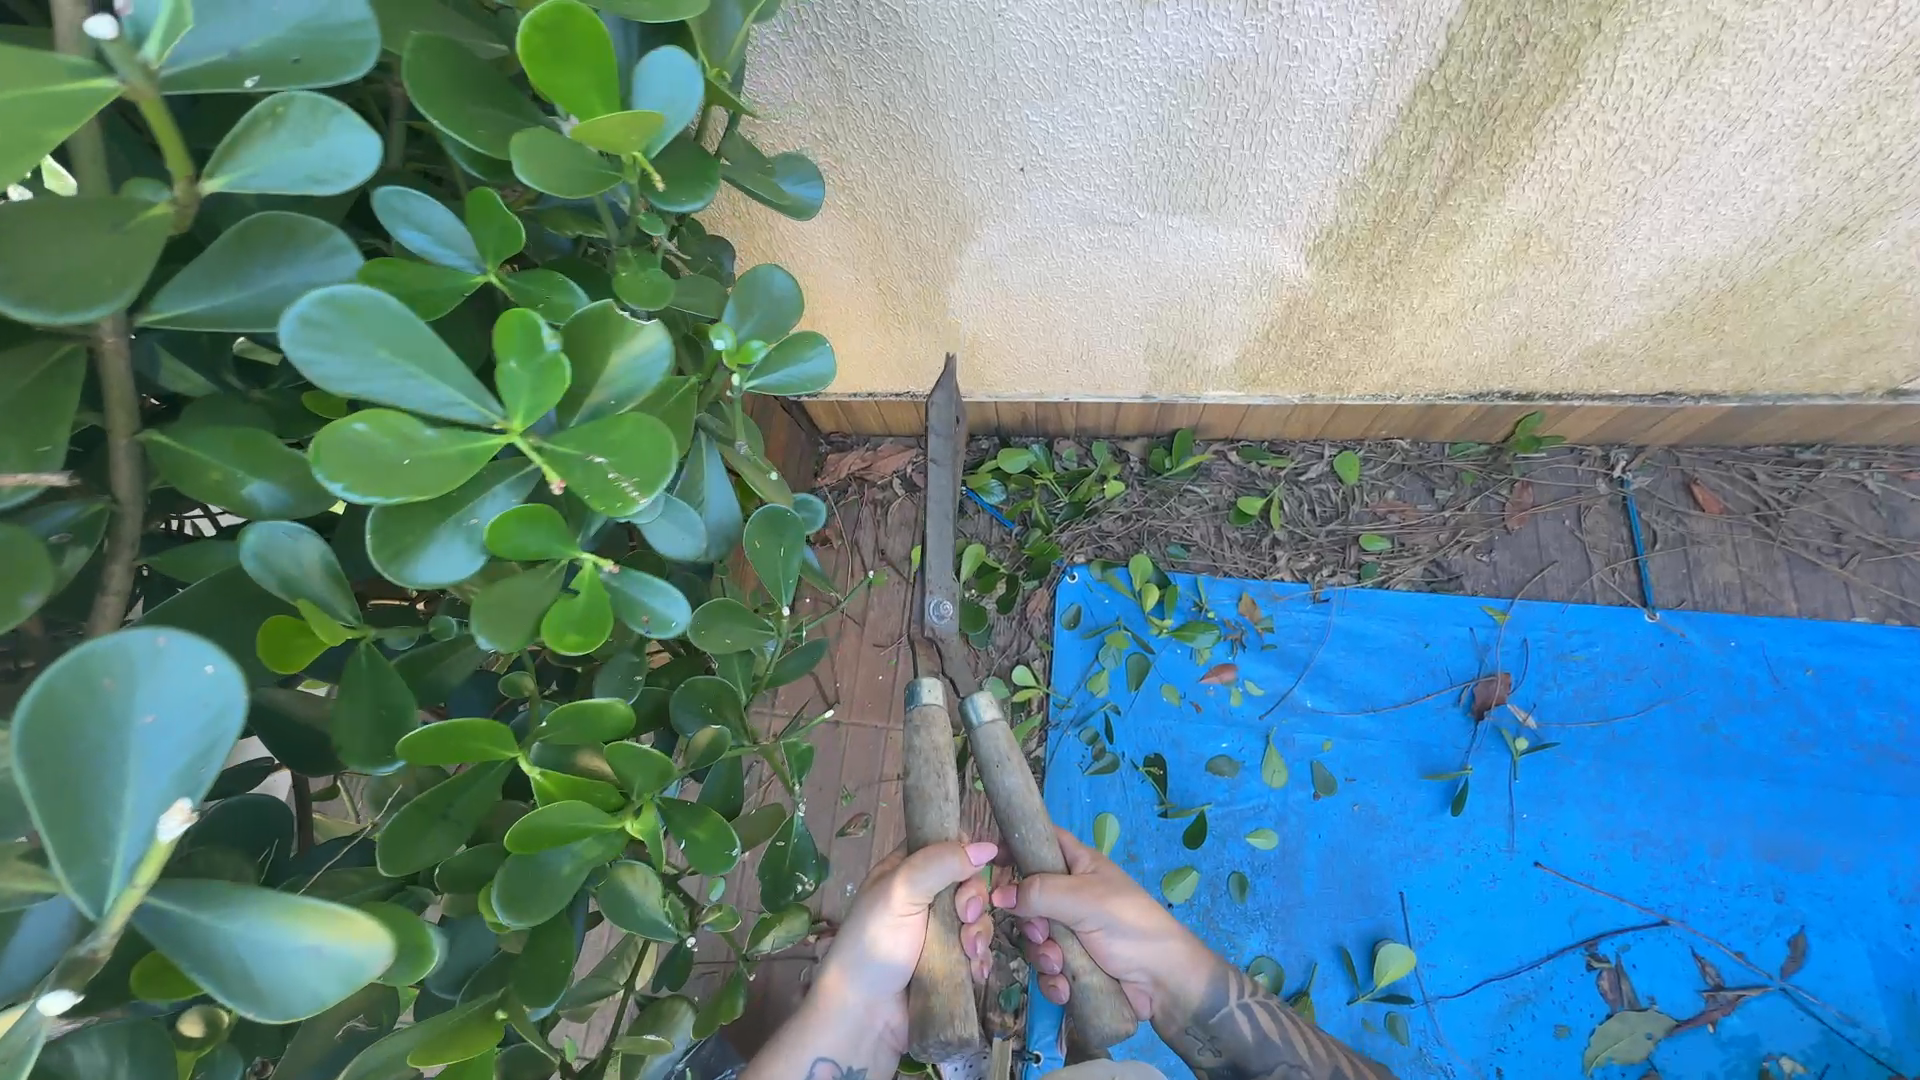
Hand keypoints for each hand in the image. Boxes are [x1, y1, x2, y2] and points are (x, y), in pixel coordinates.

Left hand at [810, 841, 998, 1034]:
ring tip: (968, 952)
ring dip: (979, 932)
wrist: (865, 1017)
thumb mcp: (901, 891)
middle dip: (973, 899)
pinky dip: (980, 957)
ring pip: (976, 917)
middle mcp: (922, 897)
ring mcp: (936, 932)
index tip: (969, 869)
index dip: (964, 853)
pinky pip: (978, 949)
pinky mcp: (949, 964)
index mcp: (904, 870)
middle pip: (967, 882)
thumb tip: (989, 847)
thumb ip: (942, 863)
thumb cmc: (875, 943)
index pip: (944, 845)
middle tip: (964, 917)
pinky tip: (975, 970)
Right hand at [991, 827, 1215, 1021]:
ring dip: (1043, 954)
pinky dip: (1053, 978)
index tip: (991, 862)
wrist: (1163, 981)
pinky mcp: (1076, 963)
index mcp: (1078, 864)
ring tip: (1061, 963)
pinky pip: (1048, 967)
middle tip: (1044, 932)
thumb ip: (1038, 892)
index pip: (1040, 841)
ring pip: (1036, 936)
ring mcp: (1074, 929)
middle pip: (1029, 896)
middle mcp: (1072, 893)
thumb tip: (998, 894)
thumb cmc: (1127, 923)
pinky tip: (1066, 986)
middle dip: (1031, 921)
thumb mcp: (1082, 898)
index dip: (1015, 845)